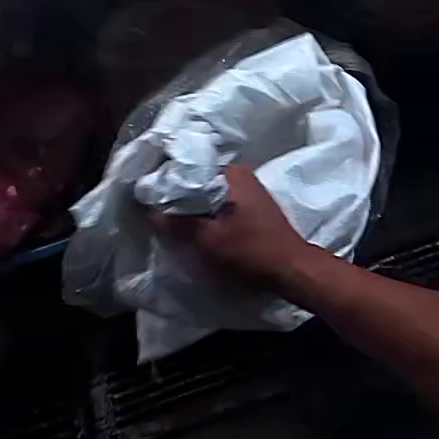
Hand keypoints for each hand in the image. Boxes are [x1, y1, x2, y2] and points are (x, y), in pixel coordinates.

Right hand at [152, 165, 317, 291]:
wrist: (291, 268)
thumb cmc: (250, 250)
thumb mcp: (207, 239)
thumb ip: (176, 222)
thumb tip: (148, 208)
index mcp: (231, 173)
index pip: (188, 170)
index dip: (166, 184)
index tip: (148, 198)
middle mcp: (241, 174)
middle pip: (199, 182)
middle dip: (180, 197)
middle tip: (157, 214)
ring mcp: (249, 188)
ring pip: (210, 194)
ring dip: (194, 208)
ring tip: (173, 222)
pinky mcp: (253, 205)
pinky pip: (222, 203)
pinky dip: (208, 213)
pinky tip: (197, 228)